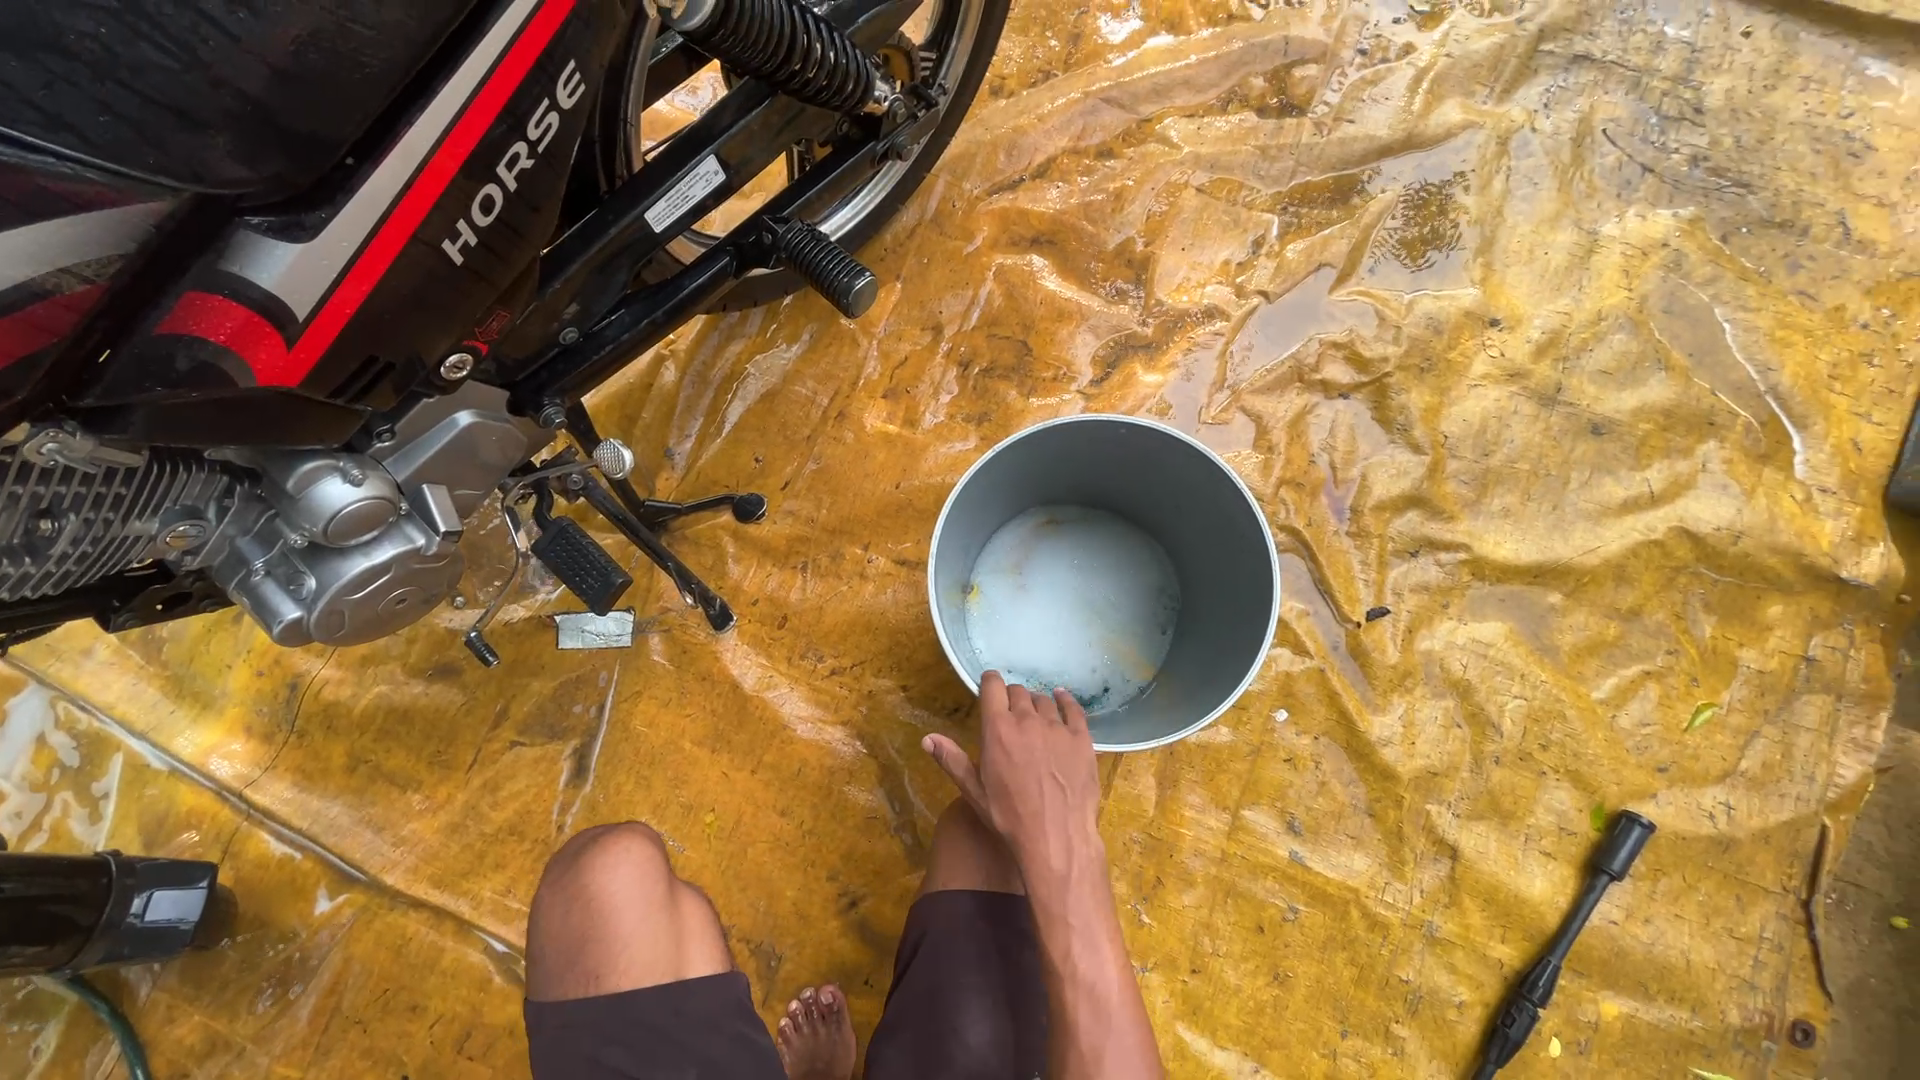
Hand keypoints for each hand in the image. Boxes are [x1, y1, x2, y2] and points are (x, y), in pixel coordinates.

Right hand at [923, 671, 1105, 887]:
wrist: (1056, 837)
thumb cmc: (1009, 818)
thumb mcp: (974, 791)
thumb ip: (952, 760)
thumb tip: (927, 739)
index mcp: (997, 729)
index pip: (992, 687)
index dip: (990, 682)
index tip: (989, 685)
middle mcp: (1027, 720)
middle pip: (1018, 692)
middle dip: (1011, 697)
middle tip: (1009, 712)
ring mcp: (1057, 728)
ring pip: (1044, 700)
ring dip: (1035, 703)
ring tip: (1034, 716)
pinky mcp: (1081, 738)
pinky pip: (1073, 709)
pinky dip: (1064, 701)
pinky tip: (1061, 699)